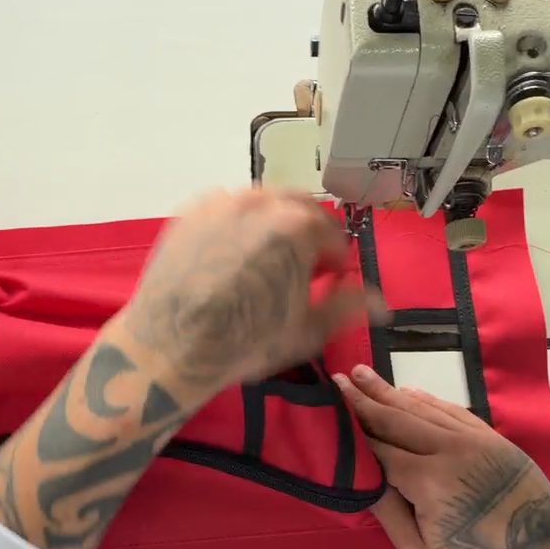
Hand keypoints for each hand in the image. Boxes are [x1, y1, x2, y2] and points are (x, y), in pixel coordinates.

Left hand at [117, 188, 378, 401]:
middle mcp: (261, 202)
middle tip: (301, 270)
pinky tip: (230, 260)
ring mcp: (220, 203)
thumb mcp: (305, 331)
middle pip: (298, 211)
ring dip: (272, 229)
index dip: (336, 262)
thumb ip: (348, 307)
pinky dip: (237, 229)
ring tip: (265, 265)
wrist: (169, 346)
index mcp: (298, 226)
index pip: (333, 236)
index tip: (330, 280)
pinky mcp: (190, 212)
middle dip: (306, 238)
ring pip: (261, 207)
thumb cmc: (242, 342)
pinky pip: (226, 212)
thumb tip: (380, 303)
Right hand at [334, 364, 549, 548]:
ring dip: (392, 391)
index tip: (329, 403)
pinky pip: (454, 412)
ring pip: (425, 408)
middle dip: (366, 398)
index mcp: (429, 480)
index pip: (379, 444)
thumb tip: (359, 473)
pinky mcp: (495, 440)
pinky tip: (409, 392)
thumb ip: (385, 508)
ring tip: (365, 374)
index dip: (352, 425)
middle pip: (398, 416)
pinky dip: (428, 401)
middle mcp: (451, 449)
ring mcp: (477, 440)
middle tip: (340, 377)